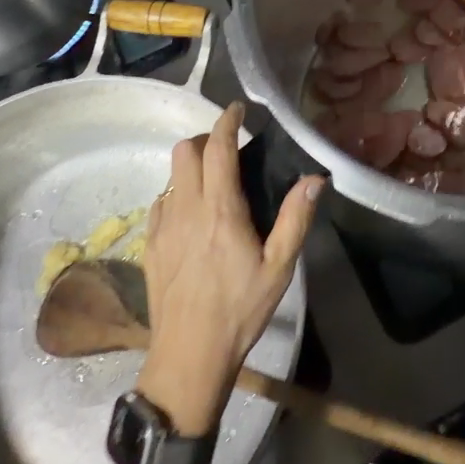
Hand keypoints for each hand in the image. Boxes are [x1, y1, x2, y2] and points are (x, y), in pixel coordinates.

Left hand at [136, 102, 323, 435]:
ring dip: (190, 167)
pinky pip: (159, 203)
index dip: (227, 121)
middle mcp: (187, 208)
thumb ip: (296, 218)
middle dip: (206, 139)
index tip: (238, 109)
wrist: (189, 355)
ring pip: (170, 176)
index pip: (219, 148)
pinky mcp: (149, 245)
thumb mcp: (279, 267)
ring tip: (212, 182)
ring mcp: (162, 226)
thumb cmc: (240, 310)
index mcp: (221, 209)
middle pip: (185, 151)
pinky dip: (176, 195)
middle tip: (228, 150)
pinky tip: (191, 216)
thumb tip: (315, 177)